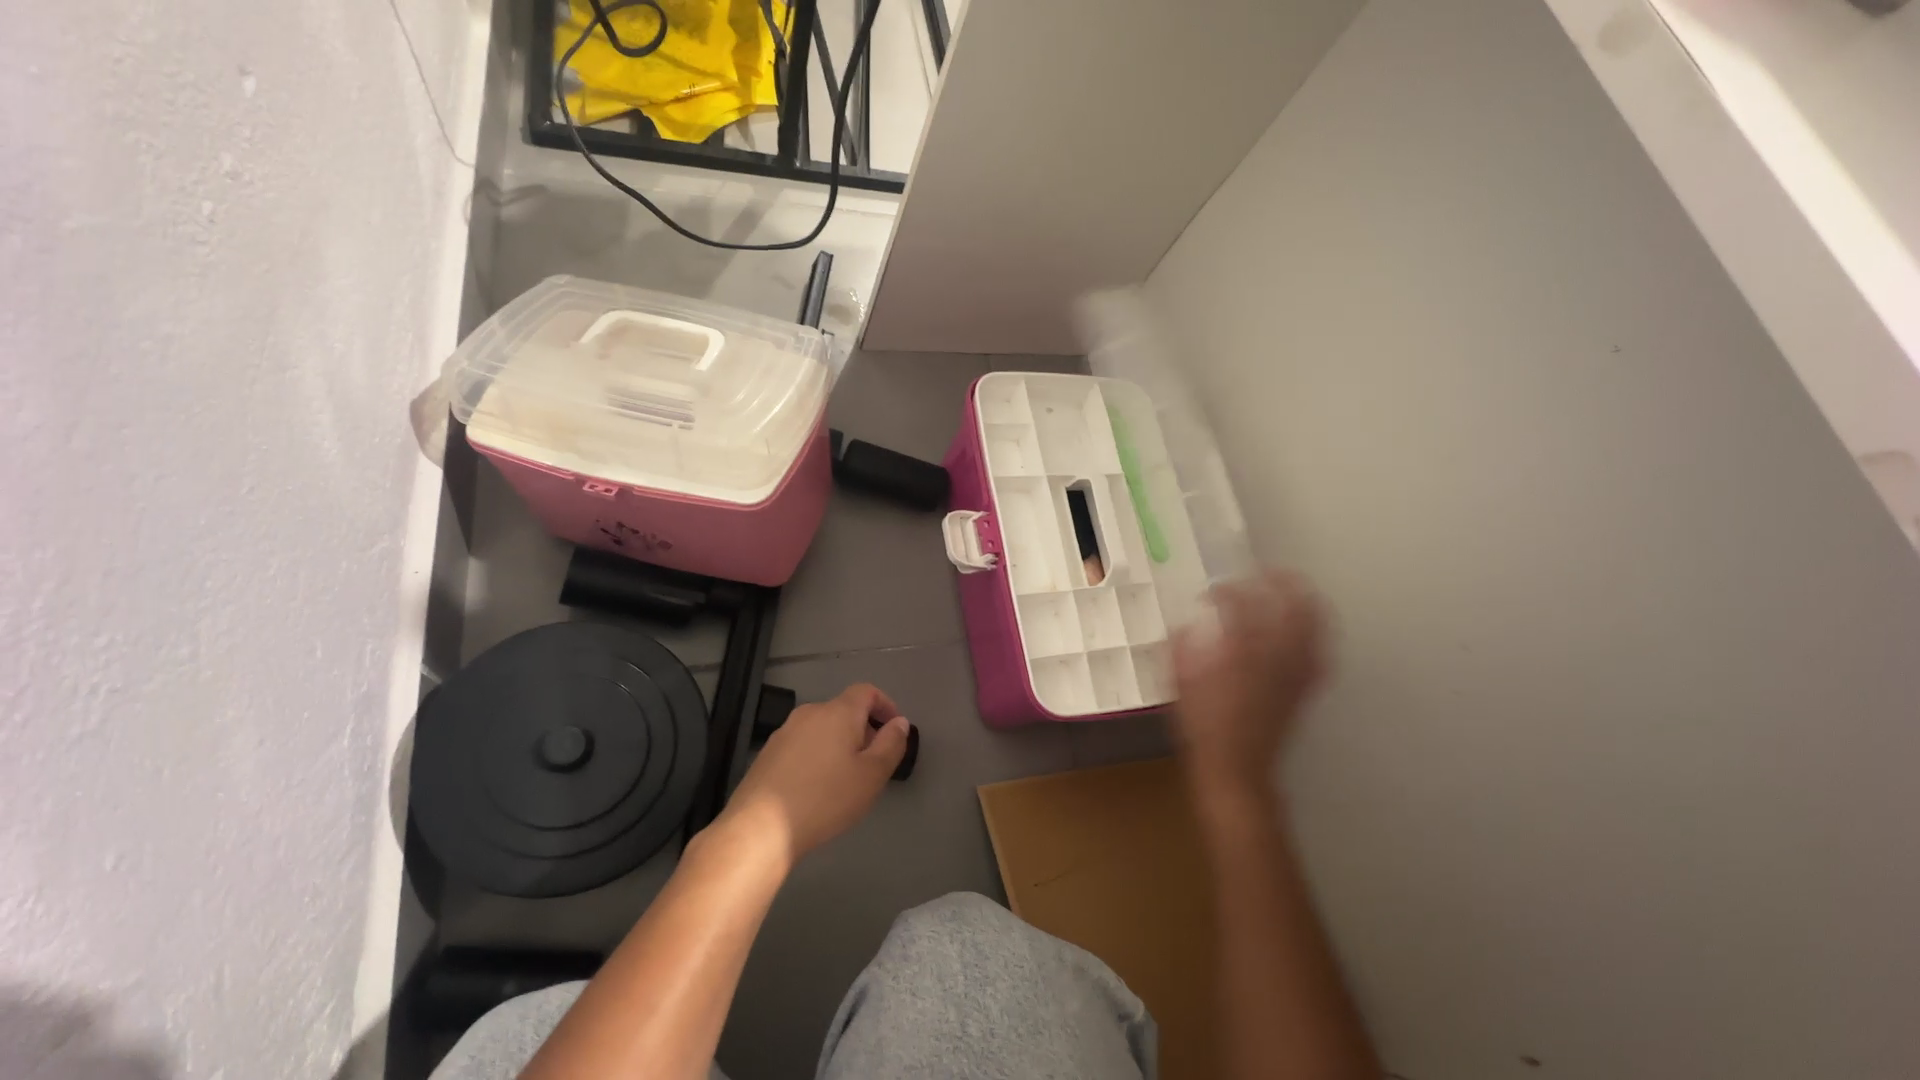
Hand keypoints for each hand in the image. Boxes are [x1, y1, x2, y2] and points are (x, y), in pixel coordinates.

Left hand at [714, 683, 910, 865]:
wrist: (761, 827)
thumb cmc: (826, 798)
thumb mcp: (872, 775)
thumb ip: (891, 744)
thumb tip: (899, 722)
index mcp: (837, 712)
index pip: (866, 691)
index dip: (886, 705)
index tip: (895, 731)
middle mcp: (809, 713)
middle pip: (843, 711)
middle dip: (863, 731)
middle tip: (874, 764)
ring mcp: (784, 732)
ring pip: (822, 729)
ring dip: (840, 745)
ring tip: (846, 780)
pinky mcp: (767, 754)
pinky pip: (802, 746)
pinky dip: (817, 757)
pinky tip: (817, 789)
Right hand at [1173, 569, 1326, 815]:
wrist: (1237, 770)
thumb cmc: (1202, 729)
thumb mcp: (1179, 684)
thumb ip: (1183, 647)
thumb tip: (1188, 625)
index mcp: (1238, 651)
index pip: (1238, 603)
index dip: (1224, 591)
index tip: (1210, 593)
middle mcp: (1273, 655)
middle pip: (1289, 604)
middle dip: (1278, 582)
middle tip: (1264, 572)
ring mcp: (1295, 671)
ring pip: (1311, 624)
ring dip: (1303, 600)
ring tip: (1291, 589)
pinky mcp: (1305, 687)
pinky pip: (1319, 651)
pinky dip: (1315, 632)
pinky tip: (1306, 629)